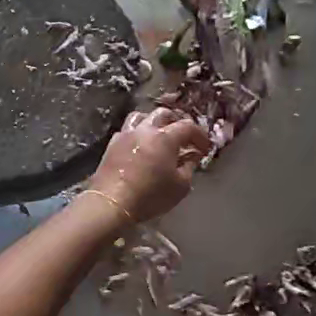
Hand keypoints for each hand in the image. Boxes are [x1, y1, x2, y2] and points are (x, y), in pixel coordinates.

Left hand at [86, 107, 209, 223]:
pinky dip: (137, 132)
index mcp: (164, 137)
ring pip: (140, 117)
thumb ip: (189, 165)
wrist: (112, 202)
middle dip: (176, 122)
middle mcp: (143, 130)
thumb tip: (192, 155)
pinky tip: (141, 146)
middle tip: (183, 138)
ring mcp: (124, 135)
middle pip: (162, 114)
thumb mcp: (181, 185)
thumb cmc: (150, 195)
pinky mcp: (111, 144)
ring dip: (153, 122)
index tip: (204, 148)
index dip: (200, 135)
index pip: (187, 126)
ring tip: (160, 136)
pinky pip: (127, 130)